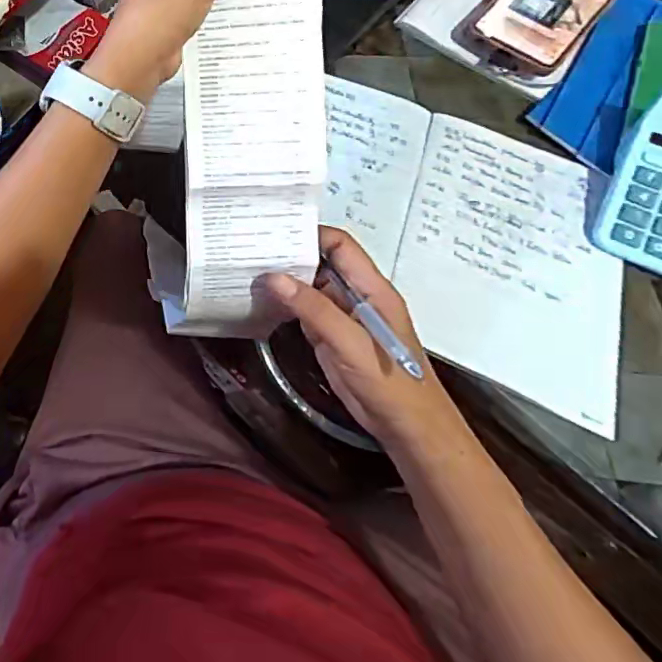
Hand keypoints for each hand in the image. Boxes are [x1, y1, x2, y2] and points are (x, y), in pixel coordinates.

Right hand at [260, 227, 464, 449]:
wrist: (409, 429)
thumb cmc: (391, 383)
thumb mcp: (351, 342)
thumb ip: (314, 309)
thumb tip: (275, 277)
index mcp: (372, 289)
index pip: (341, 246)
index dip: (312, 235)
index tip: (277, 232)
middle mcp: (357, 297)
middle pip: (323, 264)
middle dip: (293, 256)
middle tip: (255, 250)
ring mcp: (344, 318)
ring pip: (312, 288)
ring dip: (286, 281)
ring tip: (251, 271)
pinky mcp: (332, 338)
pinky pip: (307, 313)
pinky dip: (287, 305)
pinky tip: (263, 302)